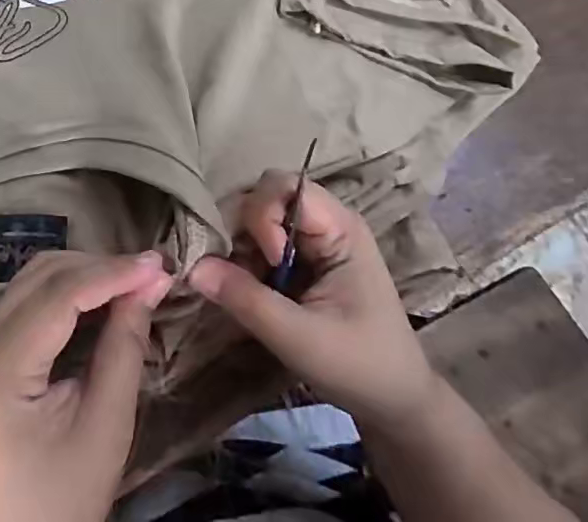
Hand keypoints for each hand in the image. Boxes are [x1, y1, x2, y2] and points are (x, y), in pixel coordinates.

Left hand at [0, 250, 172, 521]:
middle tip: (150, 274)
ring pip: (31, 281)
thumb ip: (125, 345)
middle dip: (99, 267)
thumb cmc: (62, 499)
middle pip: (41, 276)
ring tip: (130, 282)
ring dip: (82, 274)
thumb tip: (151, 281)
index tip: (160, 264)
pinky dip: (64, 292)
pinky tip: (97, 298)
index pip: (60, 295)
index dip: (113, 272)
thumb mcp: (105, 426)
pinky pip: (23, 302)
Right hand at [189, 171, 438, 429]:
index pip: (286, 186)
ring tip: (246, 286)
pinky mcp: (304, 258)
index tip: (268, 262)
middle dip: (245, 229)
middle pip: (267, 194)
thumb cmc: (358, 365)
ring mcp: (315, 239)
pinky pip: (262, 240)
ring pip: (259, 216)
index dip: (263, 215)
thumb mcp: (299, 338)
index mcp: (340, 226)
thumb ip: (246, 299)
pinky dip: (247, 260)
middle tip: (242, 274)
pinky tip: (251, 290)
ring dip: (242, 247)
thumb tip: (192, 267)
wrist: (394, 400)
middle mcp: (326, 221)